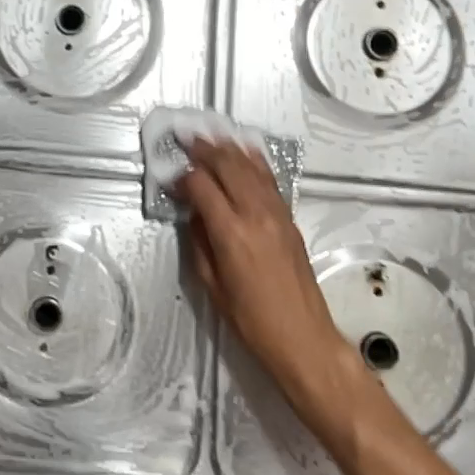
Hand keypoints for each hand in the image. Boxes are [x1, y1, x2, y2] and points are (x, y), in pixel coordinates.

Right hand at [175, 138, 358, 410]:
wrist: (303, 337)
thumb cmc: (251, 320)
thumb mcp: (212, 285)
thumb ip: (199, 243)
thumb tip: (193, 214)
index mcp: (231, 233)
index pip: (202, 187)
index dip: (184, 177)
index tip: (171, 177)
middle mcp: (255, 215)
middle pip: (229, 166)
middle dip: (205, 149)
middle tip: (186, 138)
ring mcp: (277, 213)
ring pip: (251, 167)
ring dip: (229, 149)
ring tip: (211, 136)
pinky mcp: (290, 219)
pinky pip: (269, 180)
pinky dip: (254, 161)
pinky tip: (245, 152)